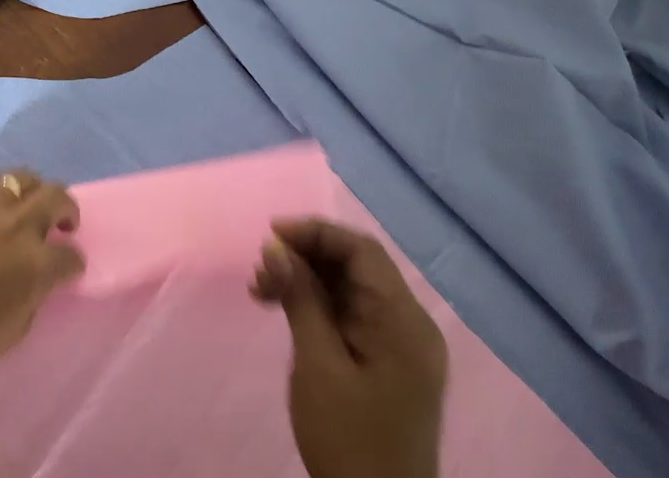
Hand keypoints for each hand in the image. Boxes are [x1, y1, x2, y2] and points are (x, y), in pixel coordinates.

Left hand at [0, 168, 84, 396]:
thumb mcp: (18, 328)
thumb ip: (34, 293)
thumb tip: (35, 278)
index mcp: (38, 264)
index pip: (71, 256)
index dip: (73, 264)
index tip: (68, 269)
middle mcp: (18, 225)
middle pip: (56, 198)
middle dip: (66, 210)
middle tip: (62, 224)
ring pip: (21, 178)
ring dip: (32, 191)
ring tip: (26, 206)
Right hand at [253, 218, 447, 477]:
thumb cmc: (347, 436)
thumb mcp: (318, 364)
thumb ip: (300, 298)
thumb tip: (276, 246)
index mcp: (403, 322)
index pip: (362, 251)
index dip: (315, 232)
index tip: (268, 234)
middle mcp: (410, 324)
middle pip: (356, 266)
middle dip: (304, 257)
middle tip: (258, 270)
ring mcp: (401, 344)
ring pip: (349, 288)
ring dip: (305, 280)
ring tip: (260, 291)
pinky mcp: (387, 360)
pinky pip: (351, 314)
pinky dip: (316, 304)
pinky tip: (283, 310)